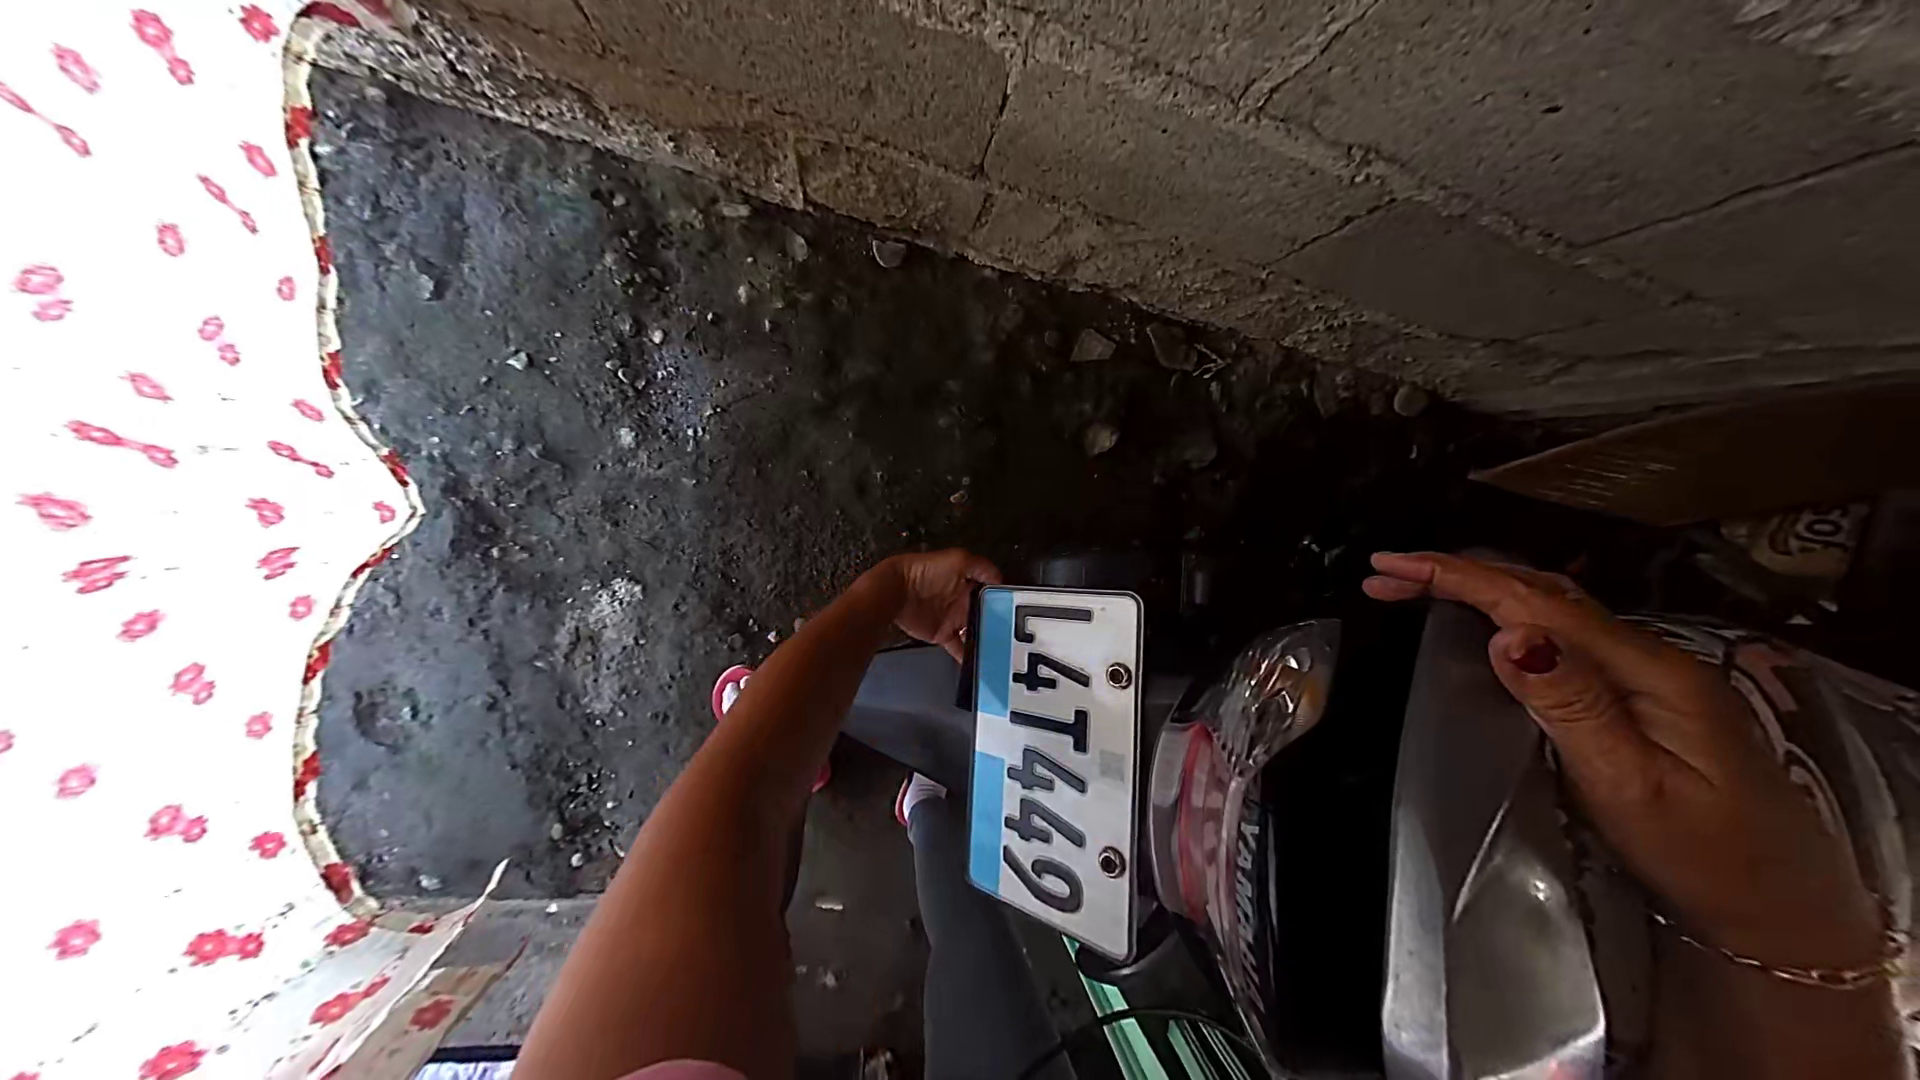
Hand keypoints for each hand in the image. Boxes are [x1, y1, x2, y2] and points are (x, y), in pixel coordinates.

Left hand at [867, 549, 1001, 661]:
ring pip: (976, 632)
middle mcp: (964, 600)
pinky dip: (968, 655)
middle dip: (999, 624)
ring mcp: (953, 619)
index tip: (1018, 612)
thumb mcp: (959, 560)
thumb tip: (1001, 579)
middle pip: (987, 615)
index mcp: (970, 581)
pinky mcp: (942, 634)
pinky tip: (979, 663)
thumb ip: (983, 567)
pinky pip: (959, 647)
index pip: (993, 591)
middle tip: (1012, 636)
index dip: (1005, 600)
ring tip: (1000, 651)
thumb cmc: (925, 571)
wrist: (896, 591)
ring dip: (986, 640)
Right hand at [1363, 552, 1883, 972]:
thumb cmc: (1702, 854)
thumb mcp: (1628, 783)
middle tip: (1383, 574)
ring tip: (1411, 583)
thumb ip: (1569, 704)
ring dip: (1474, 584)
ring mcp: (1641, 669)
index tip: (1388, 565)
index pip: (1534, 601)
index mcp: (1646, 669)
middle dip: (1454, 572)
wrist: (1780, 909)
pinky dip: (1499, 606)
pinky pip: (1554, 626)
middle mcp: (1645, 654)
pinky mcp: (1628, 686)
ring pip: (1545, 602)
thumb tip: (1509, 635)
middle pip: (1538, 589)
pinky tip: (1475, 612)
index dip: (1455, 575)